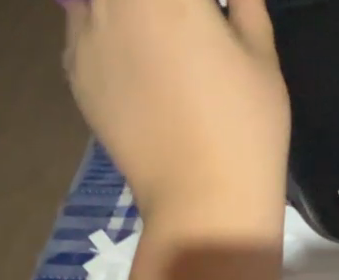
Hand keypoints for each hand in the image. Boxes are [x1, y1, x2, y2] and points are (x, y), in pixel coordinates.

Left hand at [62, 0, 290, 238]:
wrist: (203, 201)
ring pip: (98, 1)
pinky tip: (133, 58)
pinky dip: (102, 26)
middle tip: (181, 23)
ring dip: (125, 12)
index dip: (194, 5)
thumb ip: (244, 6)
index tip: (209, 12)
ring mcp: (87, 30)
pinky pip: (81, 23)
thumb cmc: (247, 131)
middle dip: (162, 8)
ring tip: (155, 37)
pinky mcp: (75, 68)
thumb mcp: (262, 61)